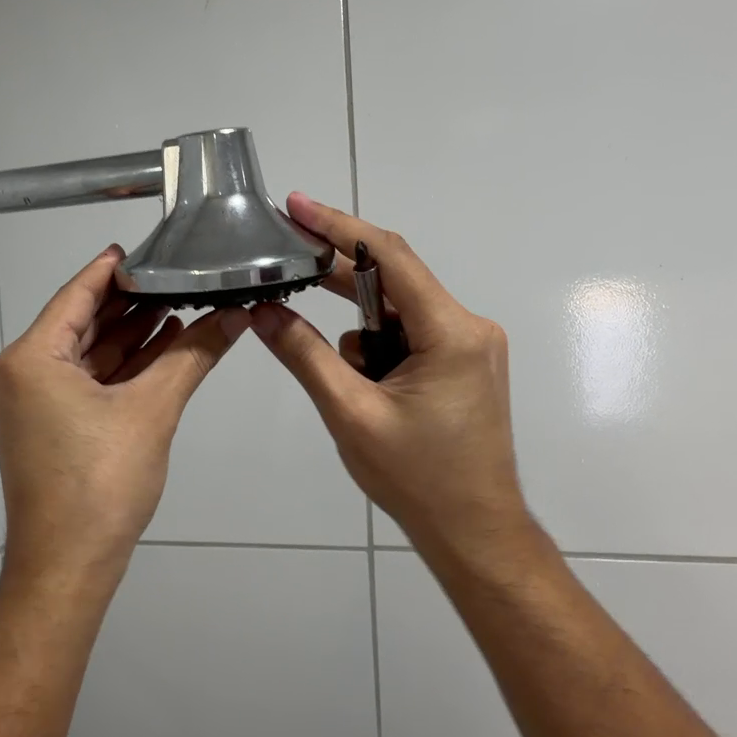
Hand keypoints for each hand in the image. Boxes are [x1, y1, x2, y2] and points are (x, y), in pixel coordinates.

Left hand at [0, 245, 247, 591]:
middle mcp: (22, 376)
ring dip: (130, 338)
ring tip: (180, 309)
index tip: (145, 249)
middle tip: (176, 277)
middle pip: (81, 325)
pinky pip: (87, 386)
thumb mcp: (152, 411)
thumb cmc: (100, 484)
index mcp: (30, 359)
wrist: (68, 565)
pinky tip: (161, 353)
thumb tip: (235, 314)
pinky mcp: (48, 431)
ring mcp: (33, 406)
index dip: (113, 270)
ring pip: (87, 358)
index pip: (76, 295)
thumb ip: (192, 356)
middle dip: (130, 304)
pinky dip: (121, 371)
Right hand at [250, 194, 528, 552]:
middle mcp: (467, 327)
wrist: (473, 531)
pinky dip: (375, 353)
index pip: (388, 258)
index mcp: (450, 332)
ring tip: (349, 390)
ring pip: (393, 315)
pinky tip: (367, 395)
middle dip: (335, 275)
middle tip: (282, 262)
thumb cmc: (417, 478)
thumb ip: (304, 355)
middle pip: (391, 280)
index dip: (338, 227)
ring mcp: (468, 347)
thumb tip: (263, 310)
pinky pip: (405, 338)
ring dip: (357, 338)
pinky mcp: (460, 366)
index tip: (295, 206)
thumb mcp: (350, 413)